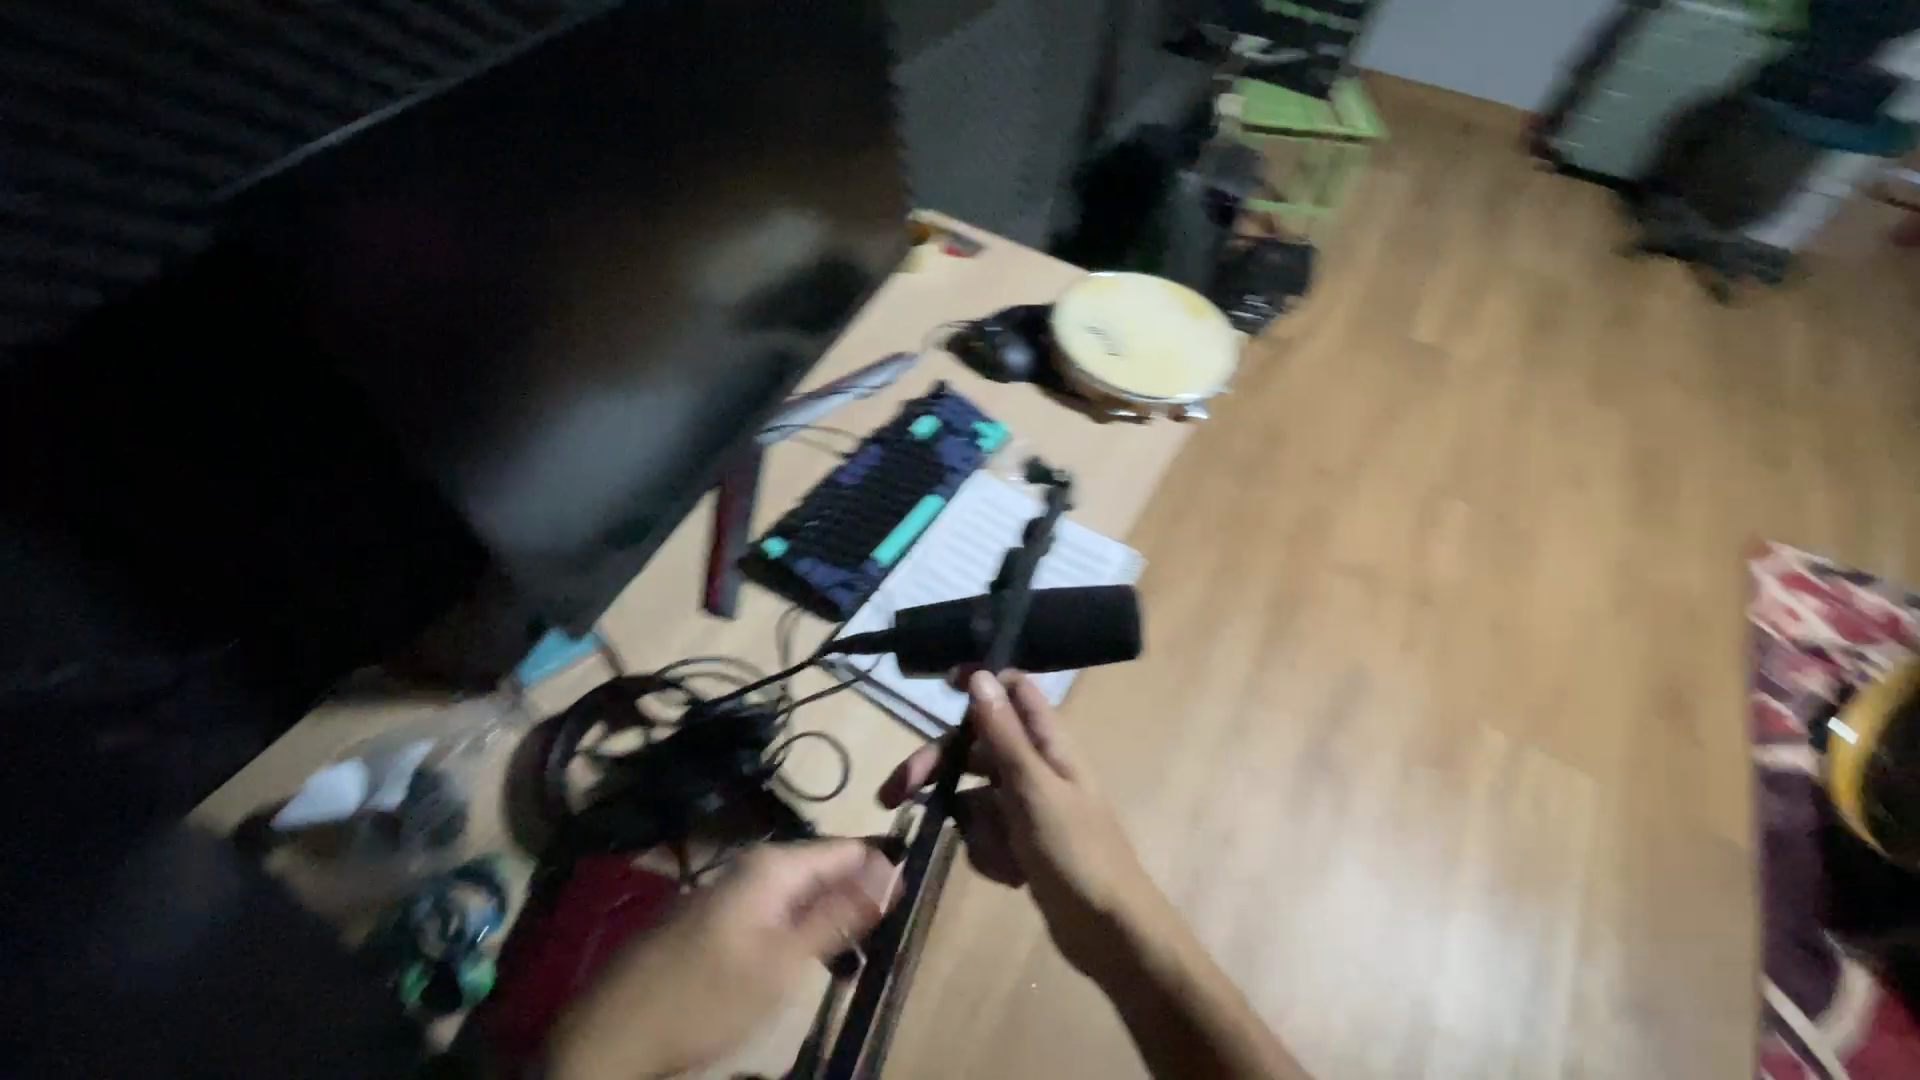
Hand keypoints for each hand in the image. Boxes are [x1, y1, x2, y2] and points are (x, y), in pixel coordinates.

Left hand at [546, 840, 895, 1079]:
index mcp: (773, 866)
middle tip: (882, 942)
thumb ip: (839, 912)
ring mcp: (728, 893)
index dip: (880, 870)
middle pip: (822, 870)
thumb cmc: (706, 998)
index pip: (846, 848)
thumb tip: (890, 869)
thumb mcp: (784, 961)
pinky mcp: (713, 922)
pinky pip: (771, 914)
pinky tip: (804, 966)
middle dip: (855, 900)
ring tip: (851, 962)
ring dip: (828, 923)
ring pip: (797, 896)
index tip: (907, 903)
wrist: (610, 1037)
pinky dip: (796, 935)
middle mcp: (751, 867)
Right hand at [878, 670, 1161, 980]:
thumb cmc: (1076, 852)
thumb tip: (979, 675)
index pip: (1012, 690)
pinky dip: (990, 852)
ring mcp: (1026, 805)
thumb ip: (1003, 733)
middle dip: (938, 769)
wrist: (1108, 932)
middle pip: (974, 747)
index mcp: (1048, 742)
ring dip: (976, 828)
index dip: (979, 682)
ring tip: (1002, 858)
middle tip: (895, 794)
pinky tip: (1013, 876)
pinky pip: (983, 832)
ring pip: (973, 795)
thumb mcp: (1033, 788)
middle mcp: (1035, 765)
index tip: (941, 688)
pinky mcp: (1020, 840)